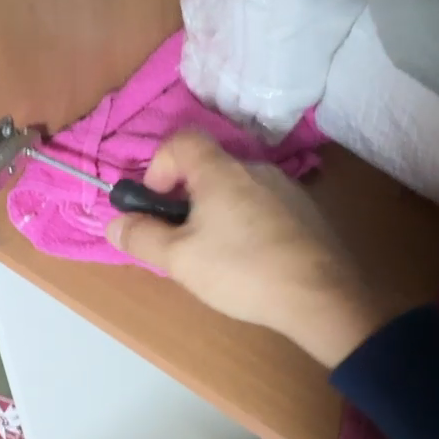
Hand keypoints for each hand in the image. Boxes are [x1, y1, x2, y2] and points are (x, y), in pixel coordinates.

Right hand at [105, 131, 391, 367]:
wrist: (323, 298)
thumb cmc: (242, 270)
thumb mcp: (177, 259)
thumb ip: (140, 237)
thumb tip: (115, 222)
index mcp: (220, 171)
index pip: (180, 140)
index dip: (158, 166)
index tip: (157, 204)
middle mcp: (254, 169)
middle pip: (206, 168)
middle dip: (183, 199)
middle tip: (179, 240)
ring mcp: (285, 189)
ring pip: (233, 190)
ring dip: (213, 213)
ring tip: (214, 257)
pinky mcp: (305, 213)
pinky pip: (259, 207)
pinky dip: (243, 224)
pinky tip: (248, 262)